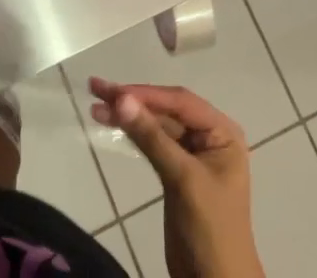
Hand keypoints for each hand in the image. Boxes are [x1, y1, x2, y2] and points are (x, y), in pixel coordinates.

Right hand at [90, 78, 262, 277]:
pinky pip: (152, 144)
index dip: (145, 94)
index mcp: (222, 133)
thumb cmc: (210, 228)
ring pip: (156, 125)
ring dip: (128, 115)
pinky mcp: (176, 172)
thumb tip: (121, 99)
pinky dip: (132, 134)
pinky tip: (111, 125)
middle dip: (132, 99)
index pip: (180, 102)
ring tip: (95, 105)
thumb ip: (152, 138)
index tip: (111, 91)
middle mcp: (209, 137)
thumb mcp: (183, 179)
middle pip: (166, 110)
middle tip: (95, 88)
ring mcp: (192, 155)